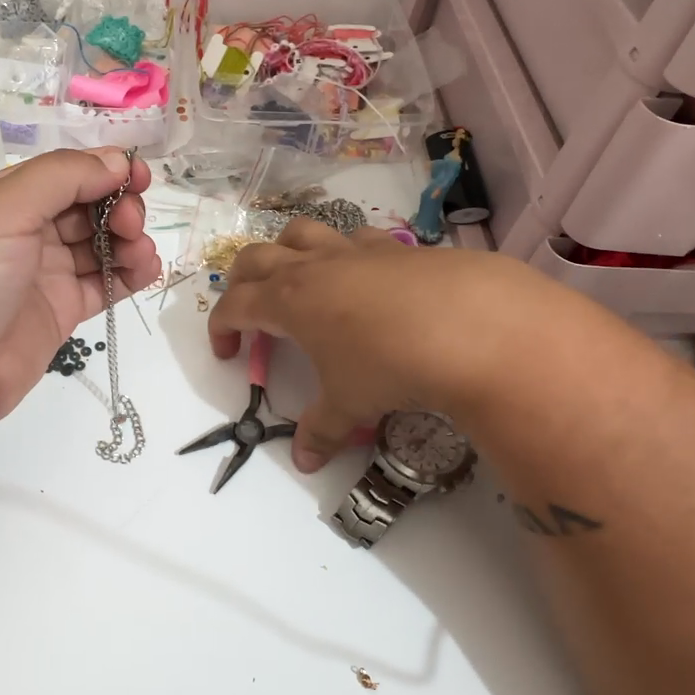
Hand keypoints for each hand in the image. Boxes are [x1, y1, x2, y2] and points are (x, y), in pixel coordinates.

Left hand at [0, 148, 161, 424]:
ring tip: (139, 250)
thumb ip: (61, 177)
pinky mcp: (60, 312)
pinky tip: (147, 269)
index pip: (62, 172)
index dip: (102, 168)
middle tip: (129, 221)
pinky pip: (103, 284)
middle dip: (116, 204)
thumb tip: (116, 161)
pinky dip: (129, 273)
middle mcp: (21, 231)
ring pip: (99, 243)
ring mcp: (42, 274)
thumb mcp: (0, 209)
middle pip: (84, 205)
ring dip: (127, 238)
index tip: (138, 175)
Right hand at [207, 219, 555, 470]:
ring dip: (287, 251)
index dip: (221, 328)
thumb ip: (321, 430)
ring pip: (302, 232)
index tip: (226, 355)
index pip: (234, 305)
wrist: (474, 326)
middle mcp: (314, 266)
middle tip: (250, 314)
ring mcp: (356, 251)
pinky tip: (360, 278)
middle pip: (256, 257)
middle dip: (241, 282)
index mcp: (288, 300)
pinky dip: (343, 252)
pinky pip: (355, 238)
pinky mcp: (396, 248)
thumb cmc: (391, 365)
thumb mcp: (349, 403)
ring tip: (296, 279)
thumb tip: (305, 462)